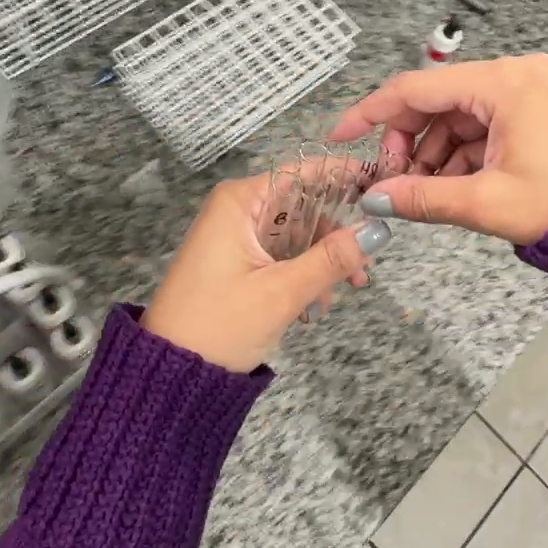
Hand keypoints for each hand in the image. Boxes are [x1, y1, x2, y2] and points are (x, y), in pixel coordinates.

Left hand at [141, 171, 392, 372]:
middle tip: (365, 267)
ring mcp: (236, 238)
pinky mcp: (237, 263)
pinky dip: (302, 276)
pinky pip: (281, 257)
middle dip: (336, 236)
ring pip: (296, 236)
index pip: (302, 172)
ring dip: (321, 263)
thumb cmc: (218, 326)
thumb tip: (377, 230)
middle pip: (303, 206)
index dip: (342, 174)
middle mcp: (237, 211)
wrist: (168, 375)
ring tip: (332, 301)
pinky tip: (312, 308)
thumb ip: (332, 258)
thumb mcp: (282, 292)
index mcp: (241, 202)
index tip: (378, 183)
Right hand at [329, 54, 547, 244]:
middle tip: (393, 182)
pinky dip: (465, 152)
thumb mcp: (487, 202)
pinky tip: (455, 184)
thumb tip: (375, 201)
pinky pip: (487, 124)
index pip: (417, 88)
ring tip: (426, 192)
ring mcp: (532, 89)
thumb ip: (422, 197)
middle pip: (438, 100)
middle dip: (409, 142)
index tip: (342, 134)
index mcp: (503, 84)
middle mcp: (517, 74)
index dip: (372, 113)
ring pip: (461, 115)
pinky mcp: (542, 108)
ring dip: (436, 152)